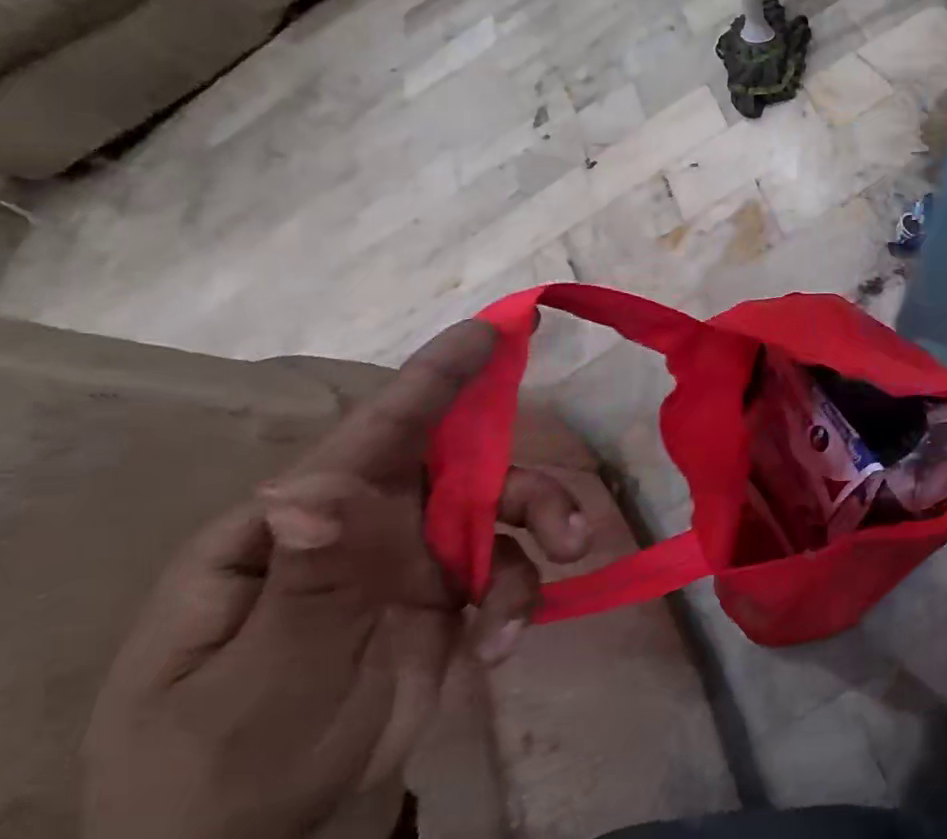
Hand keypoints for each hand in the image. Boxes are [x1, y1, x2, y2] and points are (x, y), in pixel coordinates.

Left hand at [83, 321, 592, 838]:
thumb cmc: (221, 768)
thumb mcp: (256, 680)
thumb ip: (305, 582)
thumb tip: (319, 489)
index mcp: (288, 530)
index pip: (366, 440)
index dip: (432, 382)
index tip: (492, 332)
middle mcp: (357, 530)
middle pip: (461, 475)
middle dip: (524, 493)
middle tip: (570, 532)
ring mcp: (406, 564)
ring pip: (499, 517)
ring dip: (539, 540)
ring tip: (554, 585)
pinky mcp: (445, 599)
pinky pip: (505, 573)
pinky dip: (517, 602)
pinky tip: (503, 647)